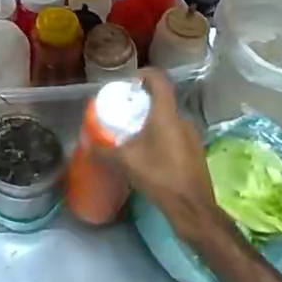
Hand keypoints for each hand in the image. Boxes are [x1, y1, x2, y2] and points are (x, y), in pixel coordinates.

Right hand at [105, 70, 226, 246]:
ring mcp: (192, 135)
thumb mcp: (126, 162)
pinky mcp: (195, 151)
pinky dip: (162, 137)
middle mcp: (182, 119)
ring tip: (134, 135)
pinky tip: (150, 155)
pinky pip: (175, 134)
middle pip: (163, 100)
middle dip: (143, 102)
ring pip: (169, 119)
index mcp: (166, 114)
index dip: (144, 74)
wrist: (192, 207)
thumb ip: (104, 149)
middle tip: (125, 112)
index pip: (159, 79)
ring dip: (153, 122)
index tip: (129, 83)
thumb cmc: (159, 176)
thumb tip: (86, 142)